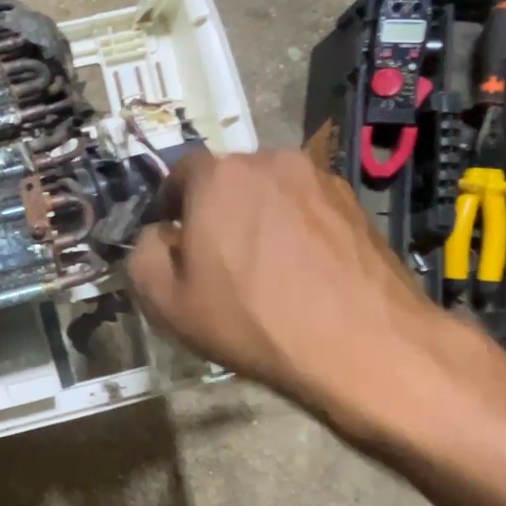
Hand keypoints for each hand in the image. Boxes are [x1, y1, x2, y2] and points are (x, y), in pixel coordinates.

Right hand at [127, 149, 443, 441]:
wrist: (362, 344)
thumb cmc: (252, 321)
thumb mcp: (166, 302)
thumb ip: (143, 255)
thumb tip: (157, 235)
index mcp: (218, 175)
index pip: (180, 174)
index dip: (171, 208)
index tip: (174, 243)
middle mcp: (269, 161)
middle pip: (228, 182)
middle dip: (217, 213)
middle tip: (218, 262)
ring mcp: (319, 178)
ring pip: (271, 194)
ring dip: (260, 221)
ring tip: (266, 270)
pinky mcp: (354, 203)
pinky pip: (308, 210)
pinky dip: (297, 232)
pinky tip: (303, 275)